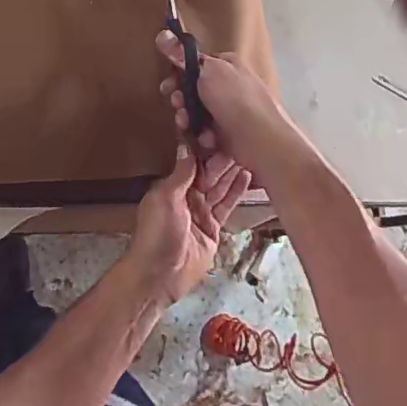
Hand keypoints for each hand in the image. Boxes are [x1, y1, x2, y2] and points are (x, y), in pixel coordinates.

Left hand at [127, 144, 249, 302]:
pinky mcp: (213, 228)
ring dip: (232, 171)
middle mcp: (187, 196)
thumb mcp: (165, 199)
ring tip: (250, 152)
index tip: (218, 130)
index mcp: (172, 186)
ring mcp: (201, 212)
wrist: (159, 275)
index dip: (204, 148)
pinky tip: (247, 176)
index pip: (191, 161)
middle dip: (222, 157)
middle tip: (241, 139)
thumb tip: (187, 146)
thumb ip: (180, 174)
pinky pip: (226, 206)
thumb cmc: (156, 234)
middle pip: (208, 173)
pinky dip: (236, 191)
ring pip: (220, 187)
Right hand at [154, 30, 314, 182]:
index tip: (167, 84)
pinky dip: (204, 134)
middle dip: (181, 99)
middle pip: (195, 90)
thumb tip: (162, 33)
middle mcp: (231, 85)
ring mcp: (231, 109)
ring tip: (187, 125)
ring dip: (189, 118)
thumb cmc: (234, 98)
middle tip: (176, 104)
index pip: (197, 64)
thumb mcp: (206, 71)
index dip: (179, 74)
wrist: (260, 138)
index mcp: (228, 65)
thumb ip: (182, 55)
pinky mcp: (230, 132)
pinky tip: (207, 138)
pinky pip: (208, 130)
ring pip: (198, 112)